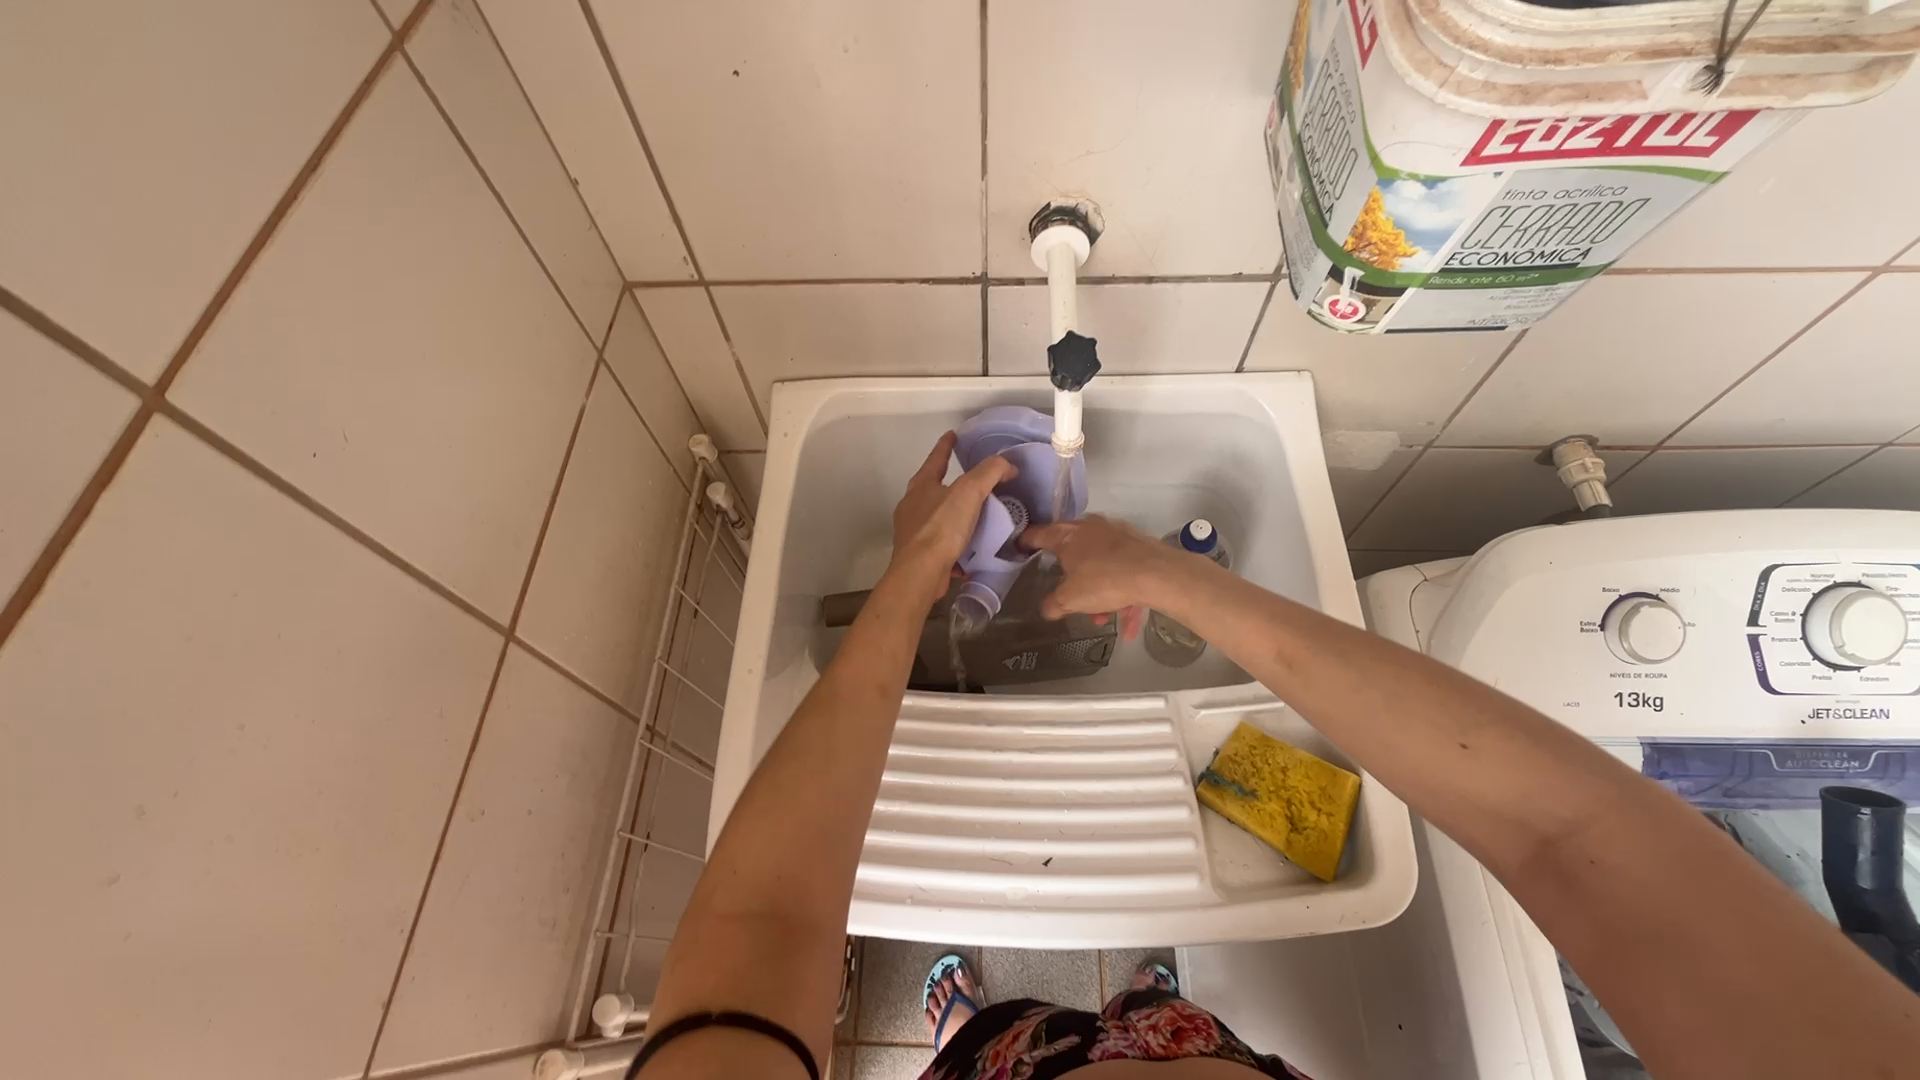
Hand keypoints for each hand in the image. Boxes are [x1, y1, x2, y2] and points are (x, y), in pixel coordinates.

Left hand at [888, 432, 1017, 601]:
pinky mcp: (920, 555)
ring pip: (939, 518)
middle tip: (972, 480)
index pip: (936, 458)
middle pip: (933, 488)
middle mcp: (912, 506)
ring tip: (978, 516)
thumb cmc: (942, 527)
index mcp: (921, 486)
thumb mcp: (969, 492)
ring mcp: (914, 532)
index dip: (946, 445)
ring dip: (956, 515)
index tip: (953, 435)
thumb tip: (1008, 466)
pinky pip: (943, 544)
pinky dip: (957, 543)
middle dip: (951, 483)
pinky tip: (972, 548)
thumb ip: (990, 472)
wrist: (922, 572)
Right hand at [1020, 516, 1180, 626]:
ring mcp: (1116, 534)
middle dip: (1070, 577)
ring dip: (1098, 591)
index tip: (1018, 548)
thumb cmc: (1104, 581)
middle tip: (1068, 596)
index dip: (1024, 543)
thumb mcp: (1070, 599)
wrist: (1157, 574)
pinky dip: (1121, 593)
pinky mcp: (1137, 544)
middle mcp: (1089, 527)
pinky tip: (1128, 620)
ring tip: (1103, 617)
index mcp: (1066, 535)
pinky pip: (1122, 570)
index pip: (1037, 535)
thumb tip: (1047, 608)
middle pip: (1071, 550)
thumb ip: (1053, 604)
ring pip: (1099, 564)